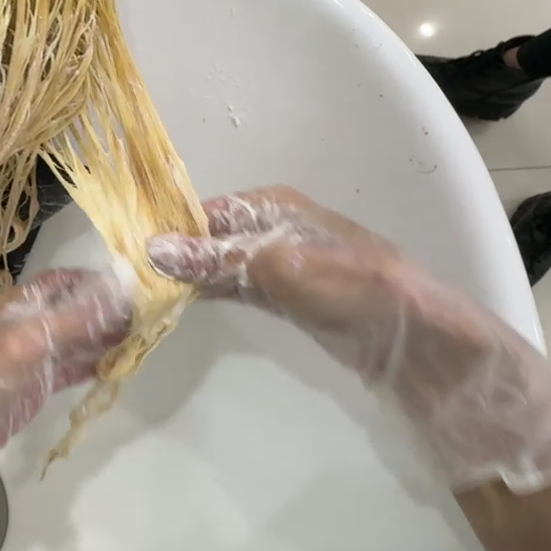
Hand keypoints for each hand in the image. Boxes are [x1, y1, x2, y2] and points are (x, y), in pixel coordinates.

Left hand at [0, 269, 131, 535]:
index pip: (64, 281)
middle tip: (152, 315)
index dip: (97, 281)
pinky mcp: (33, 387)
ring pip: (76, 340)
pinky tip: (118, 366)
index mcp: (18, 304)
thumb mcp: (26, 343)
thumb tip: (123, 290)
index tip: (137, 286)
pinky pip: (70, 369)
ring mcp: (30, 357)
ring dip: (106, 338)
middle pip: (75, 310)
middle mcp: (26, 325)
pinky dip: (94, 365)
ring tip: (144, 338)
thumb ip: (75, 319)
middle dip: (109, 311)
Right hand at [146, 186, 550, 492]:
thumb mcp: (279, 268)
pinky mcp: (289, 296)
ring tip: (148, 293)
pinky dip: (210, 293)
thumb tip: (151, 249)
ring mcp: (281, 263)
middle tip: (131, 281)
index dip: (167, 232)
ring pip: (218, 264)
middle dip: (173, 255)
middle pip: (208, 237)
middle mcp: (272, 228)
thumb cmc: (354, 291)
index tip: (129, 257)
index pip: (202, 213)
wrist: (421, 343)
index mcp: (271, 207)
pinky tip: (185, 303)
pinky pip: (236, 287)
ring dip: (188, 277)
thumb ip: (215, 259)